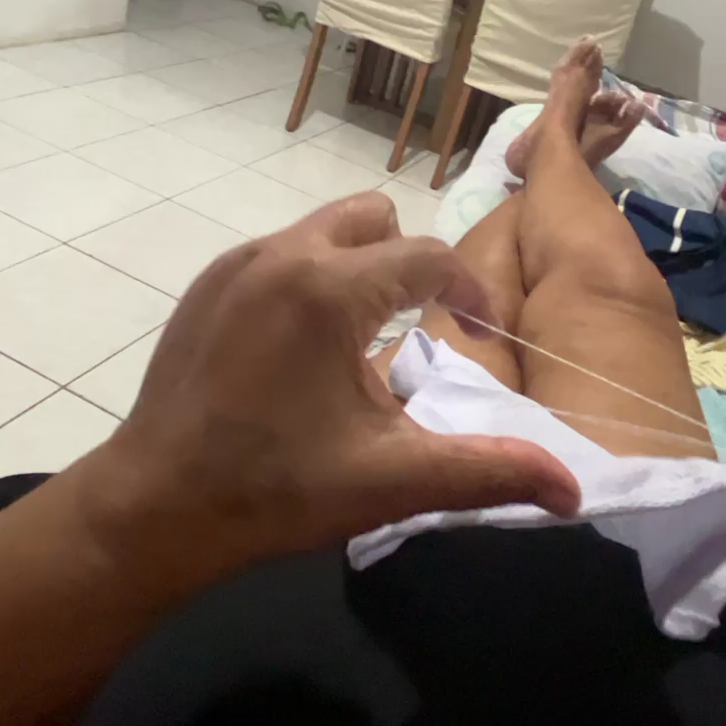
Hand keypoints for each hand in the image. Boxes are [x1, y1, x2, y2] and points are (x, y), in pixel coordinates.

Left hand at [81, 192, 580, 576]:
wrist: (152, 508)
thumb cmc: (276, 491)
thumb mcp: (391, 480)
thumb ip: (487, 472)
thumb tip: (573, 490)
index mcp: (331, 289)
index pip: (429, 258)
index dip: (469, 293)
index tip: (482, 335)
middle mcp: (284, 254)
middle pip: (376, 217)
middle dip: (408, 264)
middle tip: (410, 329)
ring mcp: (237, 263)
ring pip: (325, 229)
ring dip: (358, 269)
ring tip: (355, 340)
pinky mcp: (207, 283)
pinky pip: (281, 254)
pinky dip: (309, 282)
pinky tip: (296, 350)